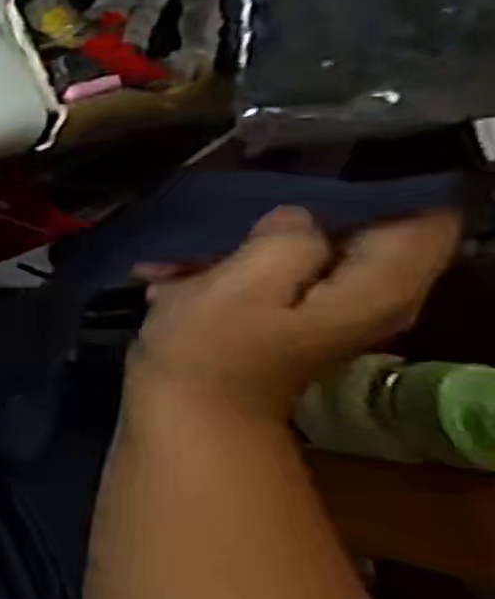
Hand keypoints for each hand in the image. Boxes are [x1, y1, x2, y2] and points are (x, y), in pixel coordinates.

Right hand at [130, 206, 461, 418]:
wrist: (185, 411)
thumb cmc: (210, 349)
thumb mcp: (240, 285)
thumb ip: (283, 241)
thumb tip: (294, 220)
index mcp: (378, 287)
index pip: (419, 214)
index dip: (366, 192)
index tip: (300, 187)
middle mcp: (373, 297)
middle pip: (356, 232)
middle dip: (291, 221)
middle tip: (229, 223)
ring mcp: (327, 312)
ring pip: (303, 254)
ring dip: (242, 249)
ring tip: (184, 258)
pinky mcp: (286, 320)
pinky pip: (271, 279)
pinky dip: (227, 273)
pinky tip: (177, 281)